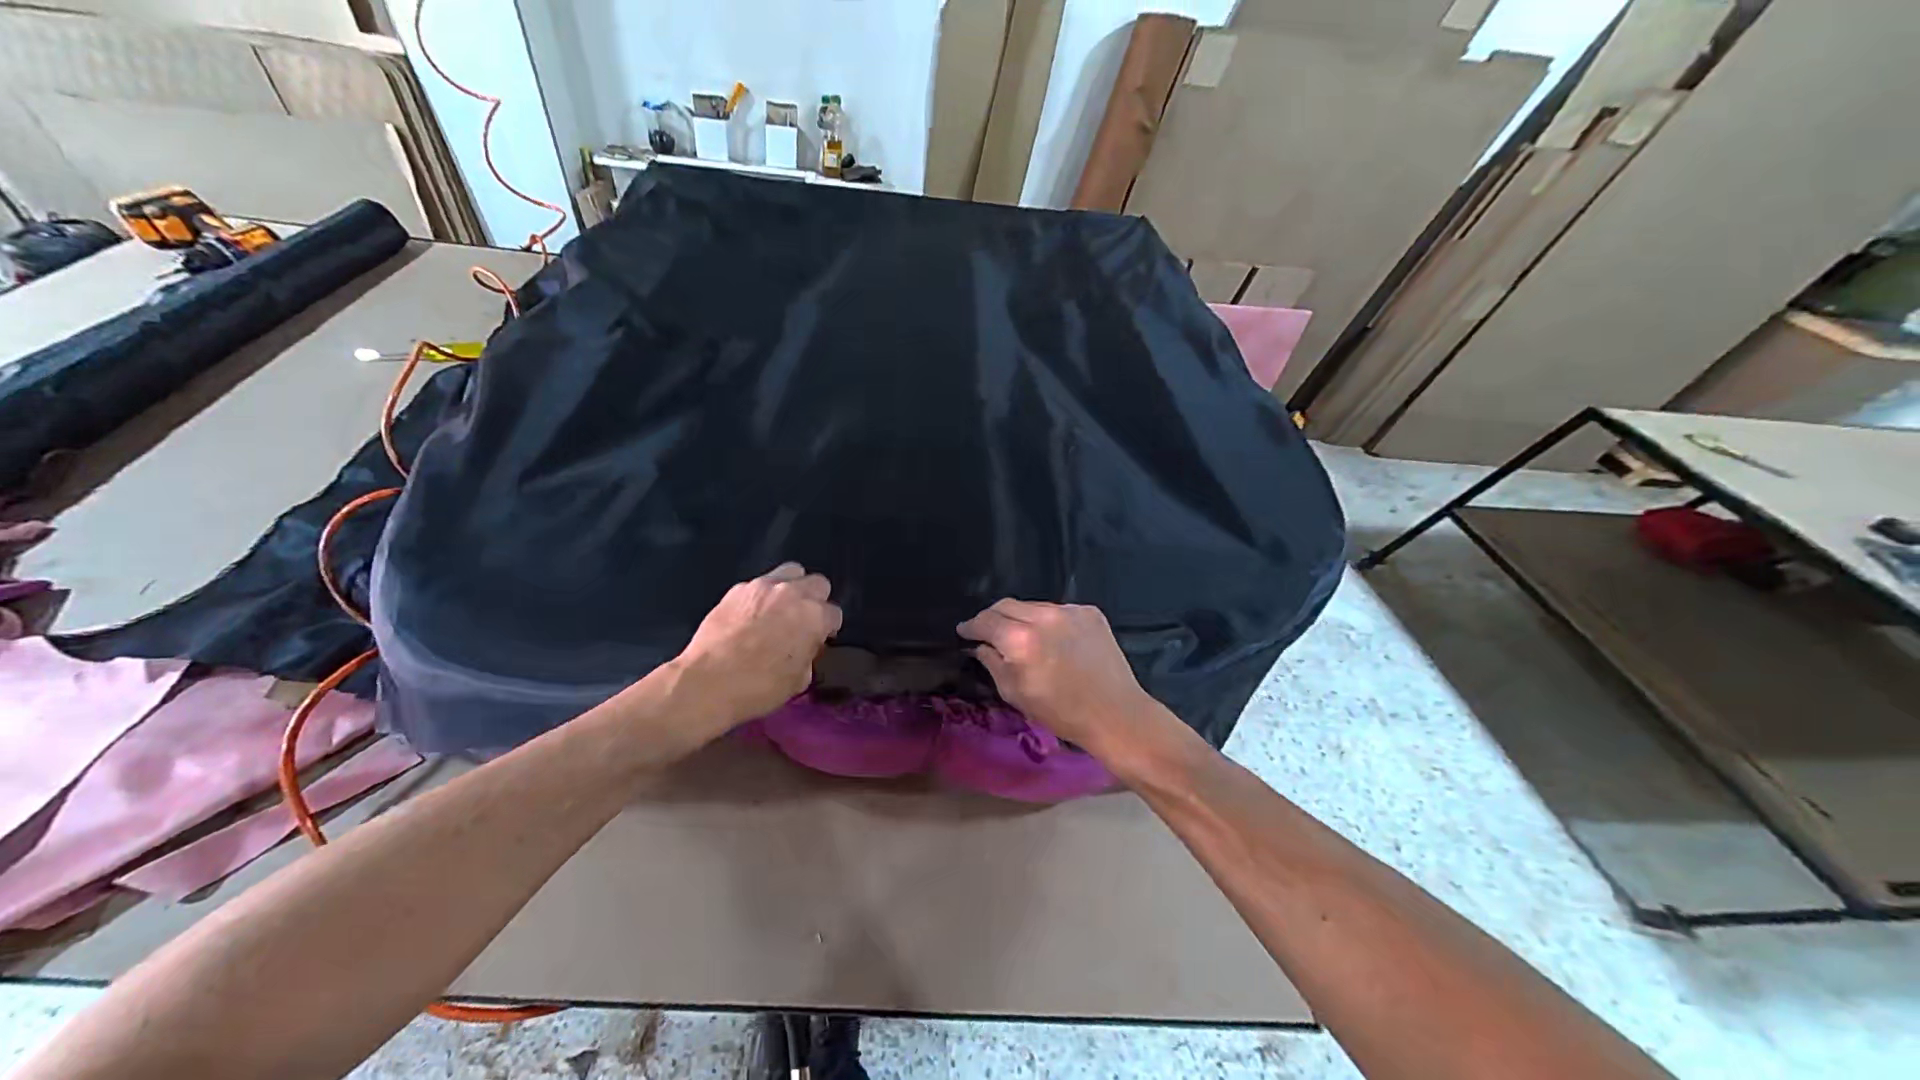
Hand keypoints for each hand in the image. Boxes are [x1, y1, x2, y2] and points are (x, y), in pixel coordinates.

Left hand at [660, 563, 842, 736]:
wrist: (708, 682)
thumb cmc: (758, 688)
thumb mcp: (798, 681)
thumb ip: (808, 655)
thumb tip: (804, 648)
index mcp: (815, 617)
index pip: (834, 614)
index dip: (828, 628)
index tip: (819, 638)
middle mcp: (793, 594)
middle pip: (818, 583)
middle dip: (815, 600)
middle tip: (803, 620)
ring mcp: (763, 587)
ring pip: (791, 572)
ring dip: (792, 588)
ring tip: (781, 608)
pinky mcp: (737, 589)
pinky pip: (759, 584)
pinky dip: (762, 595)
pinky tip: (752, 615)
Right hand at [956, 599, 1177, 767]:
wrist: (1115, 713)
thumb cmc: (1061, 712)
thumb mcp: (1016, 693)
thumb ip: (993, 663)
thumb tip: (981, 646)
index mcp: (1020, 640)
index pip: (986, 621)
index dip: (971, 626)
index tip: (964, 631)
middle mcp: (1044, 617)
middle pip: (1007, 605)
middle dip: (993, 617)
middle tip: (987, 631)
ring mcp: (1069, 611)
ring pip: (1033, 606)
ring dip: (1022, 618)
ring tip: (1022, 637)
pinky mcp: (1090, 613)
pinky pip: (1058, 611)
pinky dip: (1048, 622)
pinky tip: (1053, 640)